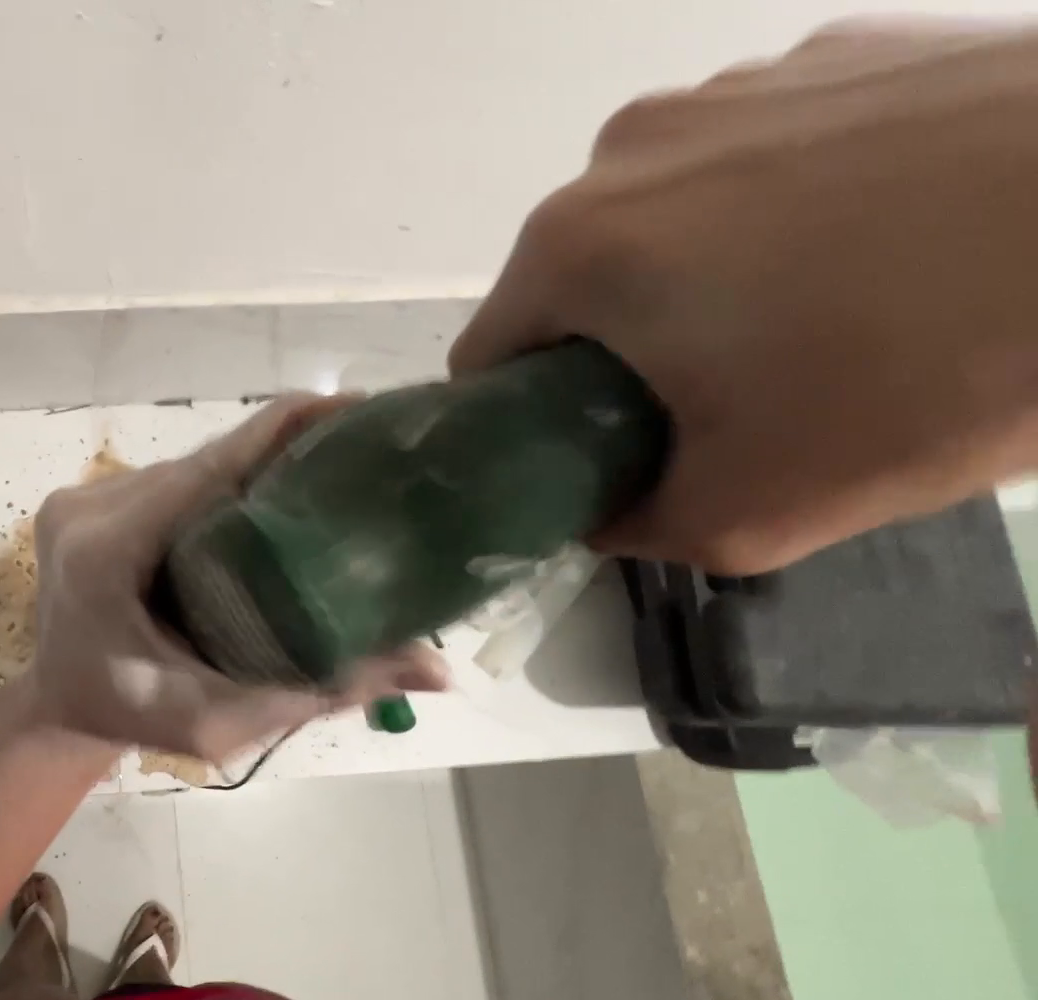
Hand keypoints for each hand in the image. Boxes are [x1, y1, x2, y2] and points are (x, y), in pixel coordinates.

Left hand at [23, 395, 447, 762]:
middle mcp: (85, 511)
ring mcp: (78, 500)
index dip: (279, 432)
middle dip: (276, 452)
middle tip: (355, 451)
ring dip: (244, 467)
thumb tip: (438, 673)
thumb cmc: (128, 720)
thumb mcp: (218, 720)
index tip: (351, 409)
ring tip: (317, 473)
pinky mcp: (82, 503)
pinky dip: (212, 483)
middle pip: (198, 463)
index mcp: (104, 555)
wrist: (56, 708)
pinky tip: (260, 497)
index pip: (205, 471)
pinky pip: (164, 481)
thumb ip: (317, 693)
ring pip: (182, 467)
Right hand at [451, 20, 1037, 575]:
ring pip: (653, 220)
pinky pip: (751, 159)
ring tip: (815, 308)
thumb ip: (629, 527)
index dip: (527, 421)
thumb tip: (603, 508)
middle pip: (566, 286)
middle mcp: (619, 152)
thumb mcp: (747, 515)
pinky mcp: (833, 49)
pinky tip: (882, 236)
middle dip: (612, 346)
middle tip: (720, 392)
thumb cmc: (935, 367)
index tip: (604, 449)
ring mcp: (729, 87)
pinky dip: (780, 206)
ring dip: (690, 273)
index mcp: (571, 249)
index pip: (487, 359)